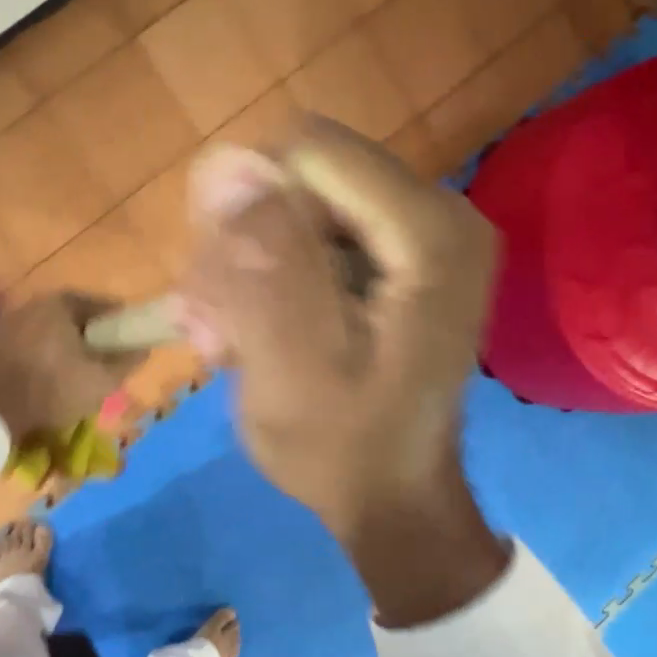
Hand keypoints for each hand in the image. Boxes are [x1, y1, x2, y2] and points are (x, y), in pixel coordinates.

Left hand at [0, 293, 138, 443]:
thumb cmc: (52, 390)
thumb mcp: (102, 381)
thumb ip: (127, 361)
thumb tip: (144, 348)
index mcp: (61, 303)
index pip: (102, 305)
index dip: (120, 325)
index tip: (130, 343)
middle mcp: (32, 303)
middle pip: (73, 318)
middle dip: (91, 338)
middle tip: (104, 362)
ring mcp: (7, 322)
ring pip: (49, 332)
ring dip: (64, 349)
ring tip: (76, 375)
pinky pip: (27, 346)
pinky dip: (41, 358)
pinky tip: (46, 381)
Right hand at [183, 118, 510, 625]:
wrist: (393, 502)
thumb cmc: (342, 451)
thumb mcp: (289, 367)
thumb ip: (261, 264)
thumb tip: (224, 165)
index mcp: (429, 232)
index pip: (307, 154)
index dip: (245, 212)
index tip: (219, 295)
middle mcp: (441, 214)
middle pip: (307, 179)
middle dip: (244, 246)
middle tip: (215, 331)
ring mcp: (426, 237)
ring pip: (304, 210)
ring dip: (250, 271)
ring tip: (227, 343)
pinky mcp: (406, 263)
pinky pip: (321, 241)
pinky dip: (277, 283)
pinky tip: (252, 336)